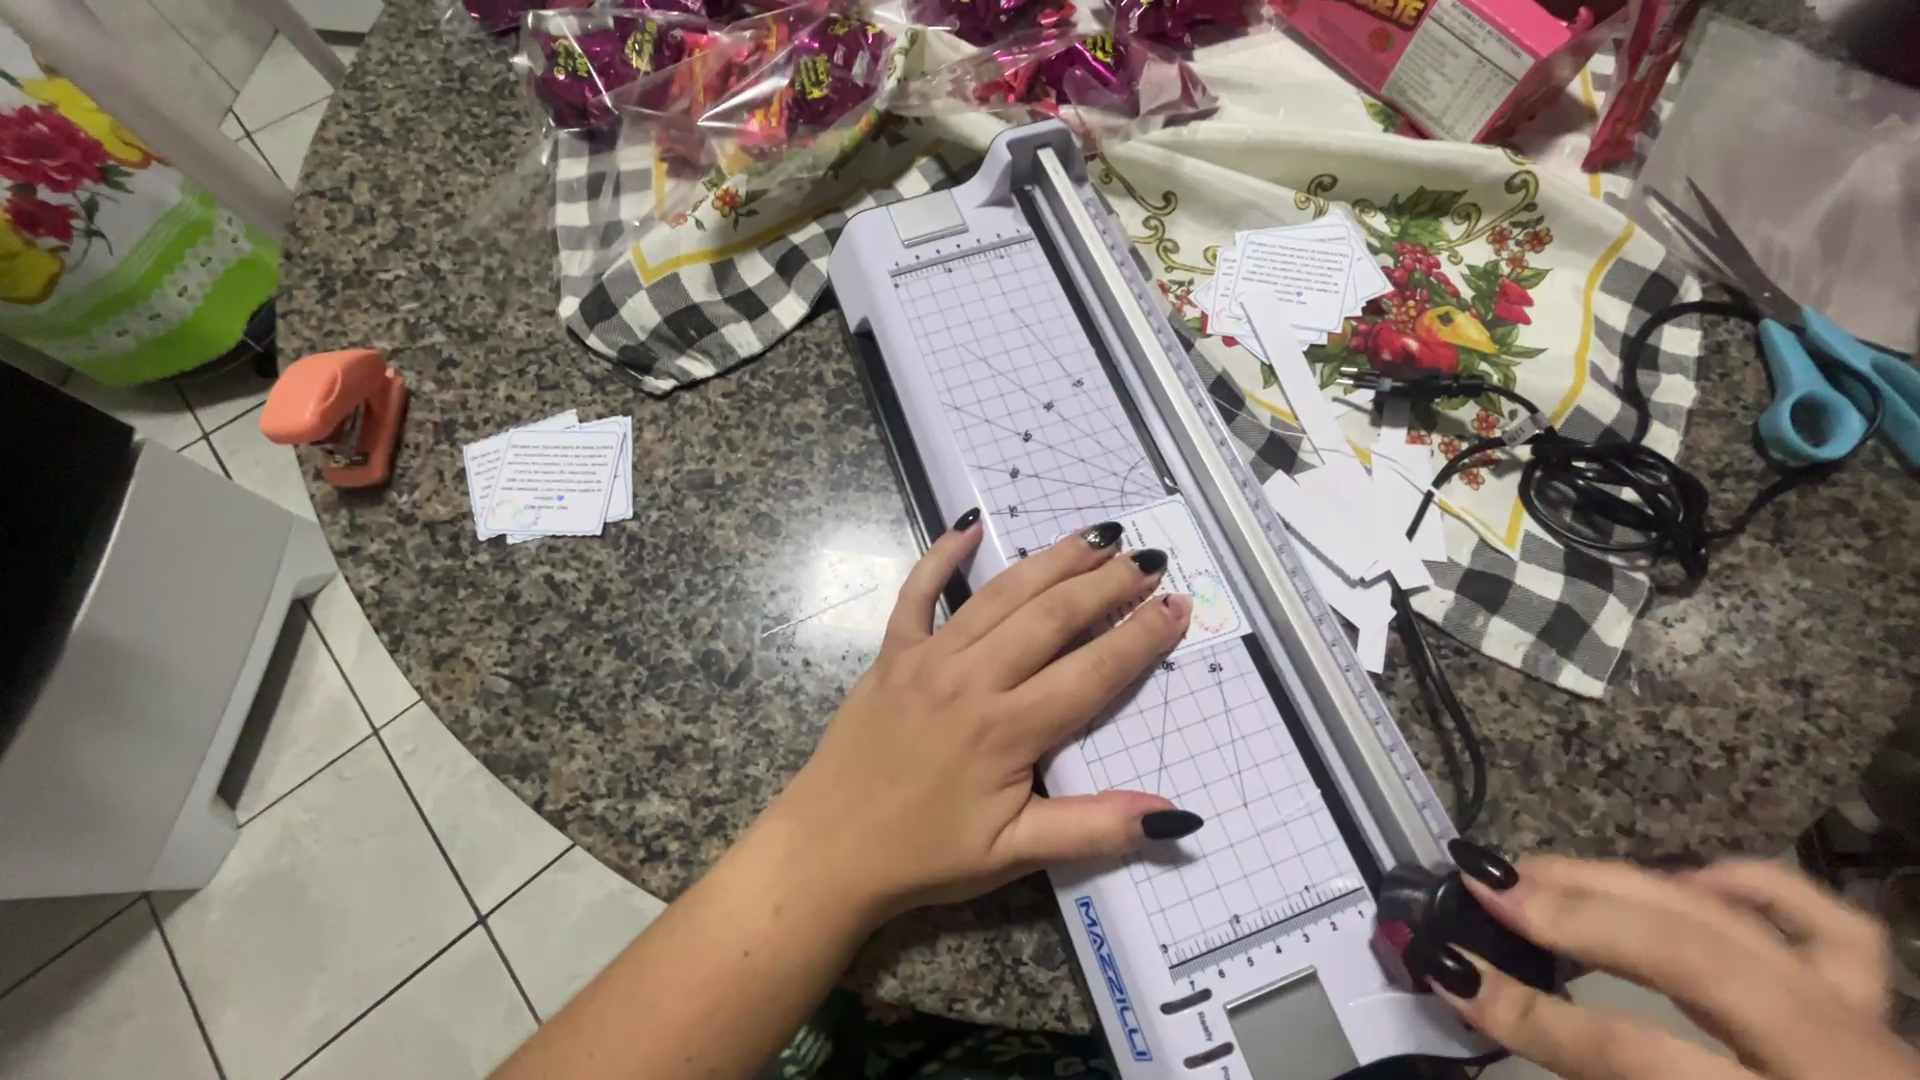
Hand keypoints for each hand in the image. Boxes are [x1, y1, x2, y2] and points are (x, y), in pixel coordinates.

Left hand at [761, 510, 1198, 919]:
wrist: (829, 849)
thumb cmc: (926, 855)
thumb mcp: (1015, 855)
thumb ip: (1094, 828)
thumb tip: (1174, 814)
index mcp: (1008, 729)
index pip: (1093, 671)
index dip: (1140, 637)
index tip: (1177, 605)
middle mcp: (971, 679)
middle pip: (1052, 617)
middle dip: (1106, 584)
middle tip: (1146, 559)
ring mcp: (927, 658)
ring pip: (1000, 595)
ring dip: (1050, 561)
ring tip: (1093, 536)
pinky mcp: (891, 653)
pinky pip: (917, 592)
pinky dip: (942, 555)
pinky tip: (968, 525)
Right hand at [1425, 850, 1919, 1079]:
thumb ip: (1596, 1072)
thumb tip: (1484, 995)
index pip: (1629, 1053)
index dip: (1527, 1011)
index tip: (1449, 970)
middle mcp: (1838, 1064)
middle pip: (1688, 956)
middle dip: (1574, 915)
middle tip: (1486, 889)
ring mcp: (1868, 1031)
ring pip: (1733, 923)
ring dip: (1621, 885)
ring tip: (1540, 871)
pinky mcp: (1879, 1013)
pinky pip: (1832, 928)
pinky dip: (1750, 889)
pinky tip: (1685, 878)